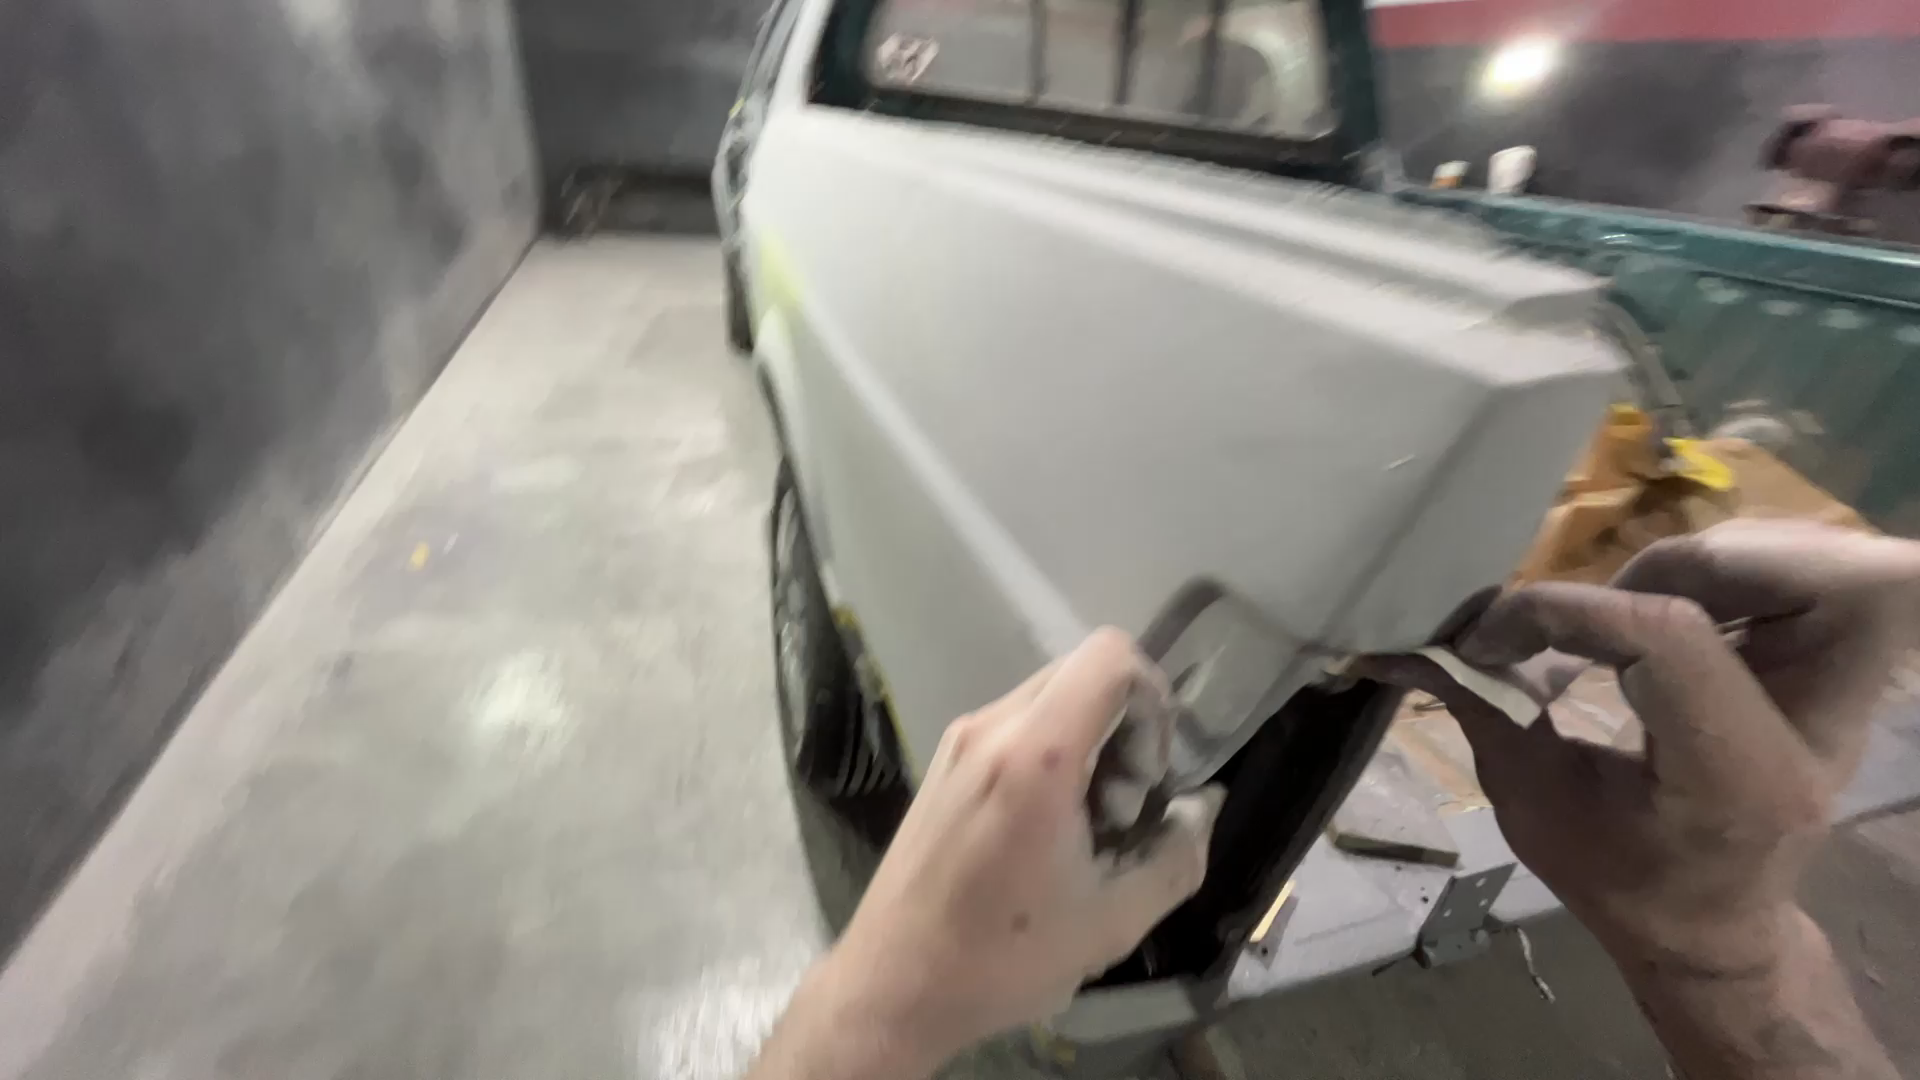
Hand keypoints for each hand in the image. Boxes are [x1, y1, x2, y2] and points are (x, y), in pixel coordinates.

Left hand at [754, 629, 1222, 1079]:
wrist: (893, 977)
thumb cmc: (1003, 956)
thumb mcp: (1112, 920)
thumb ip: (1176, 855)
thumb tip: (1199, 807)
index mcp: (1035, 753)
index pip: (1110, 656)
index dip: (1153, 697)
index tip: (1149, 771)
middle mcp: (994, 723)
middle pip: (1085, 670)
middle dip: (1125, 725)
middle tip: (1119, 807)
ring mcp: (964, 734)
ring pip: (1054, 694)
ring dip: (1091, 739)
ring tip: (1084, 821)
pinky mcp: (948, 754)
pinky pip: (1021, 719)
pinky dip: (1055, 747)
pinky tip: (1047, 821)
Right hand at [1366, 520, 1919, 976]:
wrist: (1711, 924)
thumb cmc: (1612, 876)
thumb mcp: (1526, 796)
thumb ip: (1475, 703)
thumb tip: (1393, 647)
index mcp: (1732, 775)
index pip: (1668, 638)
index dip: (1560, 611)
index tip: (1487, 637)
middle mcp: (1816, 730)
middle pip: (1848, 587)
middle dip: (1703, 564)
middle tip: (1613, 595)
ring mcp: (1844, 703)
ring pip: (1850, 571)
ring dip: (1723, 562)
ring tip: (1633, 601)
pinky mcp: (1834, 679)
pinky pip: (1823, 586)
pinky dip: (1740, 574)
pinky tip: (1667, 606)